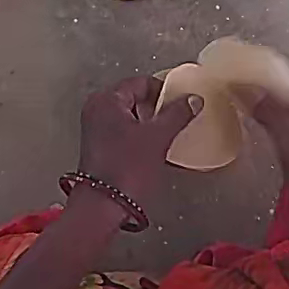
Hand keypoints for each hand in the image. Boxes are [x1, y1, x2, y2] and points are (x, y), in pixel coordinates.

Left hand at [77, 76, 196, 205]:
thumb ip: (177, 113)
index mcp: (106, 100)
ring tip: (166, 134)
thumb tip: (193, 99)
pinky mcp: (98, 145)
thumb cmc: (127, 167)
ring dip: (149, 122)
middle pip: (134, 97)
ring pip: (130, 114)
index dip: (164, 91)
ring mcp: (95, 128)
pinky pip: (123, 129)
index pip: (141, 83)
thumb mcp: (158, 136)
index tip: (181, 103)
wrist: (103, 206)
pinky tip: (152, 147)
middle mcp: (96, 109)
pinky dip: (139, 133)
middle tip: (175, 119)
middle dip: (156, 108)